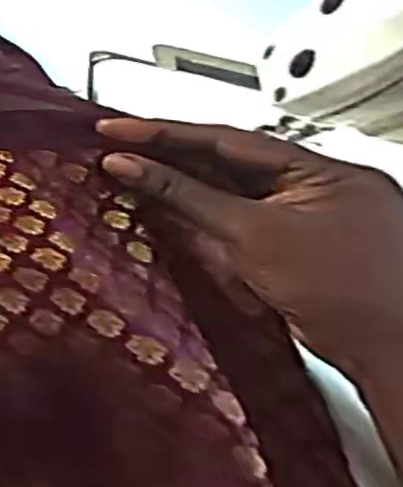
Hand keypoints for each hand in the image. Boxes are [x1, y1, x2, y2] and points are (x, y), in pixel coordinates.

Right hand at [97, 118, 402, 375]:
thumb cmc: (347, 295)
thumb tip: (124, 163)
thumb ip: (181, 192)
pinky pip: (229, 207)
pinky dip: (190, 201)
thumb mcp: (249, 232)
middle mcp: (322, 188)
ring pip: (224, 183)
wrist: (389, 358)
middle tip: (112, 143)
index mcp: (330, 176)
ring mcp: (307, 214)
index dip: (163, 132)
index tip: (115, 128)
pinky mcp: (290, 238)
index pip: (229, 140)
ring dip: (172, 177)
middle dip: (165, 152)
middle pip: (225, 158)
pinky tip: (156, 195)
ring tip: (124, 166)